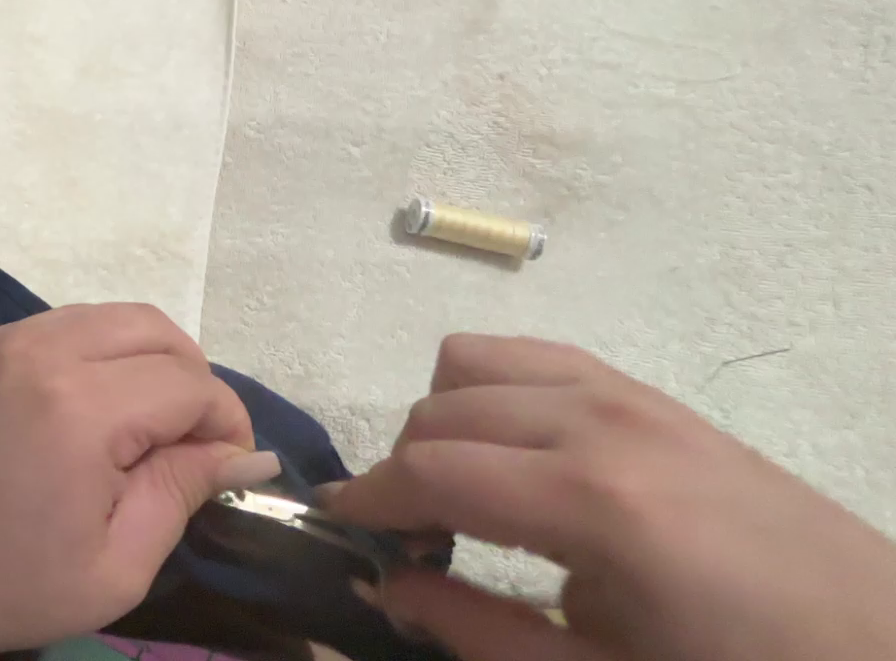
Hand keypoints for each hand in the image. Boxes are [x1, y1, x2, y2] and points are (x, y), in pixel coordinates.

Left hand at [0, 303, 276, 660]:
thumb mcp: (117, 563)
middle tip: (193, 443)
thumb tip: (247, 454)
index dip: (226, 420)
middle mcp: (45, 350)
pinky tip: (104, 404)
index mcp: (78, 408)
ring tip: (151, 424)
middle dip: (193, 379)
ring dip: (152, 359)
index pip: (186, 382)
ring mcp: (13, 336)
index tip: (229, 466)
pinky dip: (108, 350)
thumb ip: (184, 490)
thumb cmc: (9, 581)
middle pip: (156, 329)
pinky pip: (76, 322)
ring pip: (117, 316)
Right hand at [325, 334, 895, 660]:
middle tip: (419, 537)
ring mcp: (622, 392)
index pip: (427, 471)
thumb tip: (383, 582)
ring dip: (441, 420)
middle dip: (402, 471)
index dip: (368, 500)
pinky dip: (487, 388)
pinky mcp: (643, 388)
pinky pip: (522, 354)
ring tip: (467, 483)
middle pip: (434, 414)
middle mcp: (595, 420)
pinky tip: (513, 446)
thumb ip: (472, 628)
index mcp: (593, 500)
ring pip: (465, 366)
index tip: (339, 527)